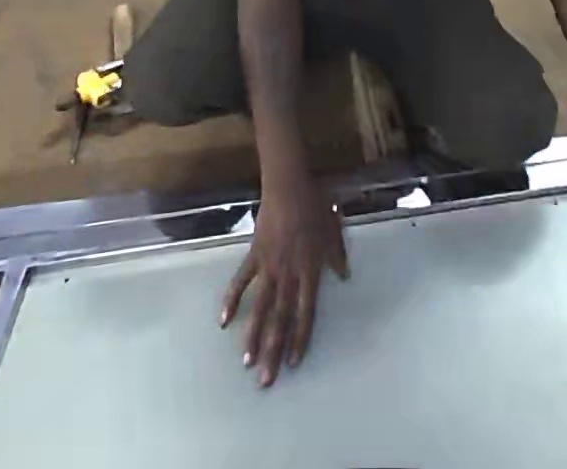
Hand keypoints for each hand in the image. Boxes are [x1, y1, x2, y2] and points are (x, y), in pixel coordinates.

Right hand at [220, 178, 347, 386]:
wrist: (289, 185)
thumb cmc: (315, 204)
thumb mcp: (334, 228)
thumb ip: (336, 254)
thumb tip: (343, 276)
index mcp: (310, 268)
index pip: (305, 311)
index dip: (299, 337)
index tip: (292, 362)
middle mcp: (289, 273)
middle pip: (280, 317)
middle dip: (273, 350)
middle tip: (265, 380)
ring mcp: (269, 265)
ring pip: (260, 306)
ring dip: (253, 335)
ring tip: (246, 362)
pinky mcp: (253, 255)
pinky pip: (240, 281)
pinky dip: (231, 300)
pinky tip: (223, 321)